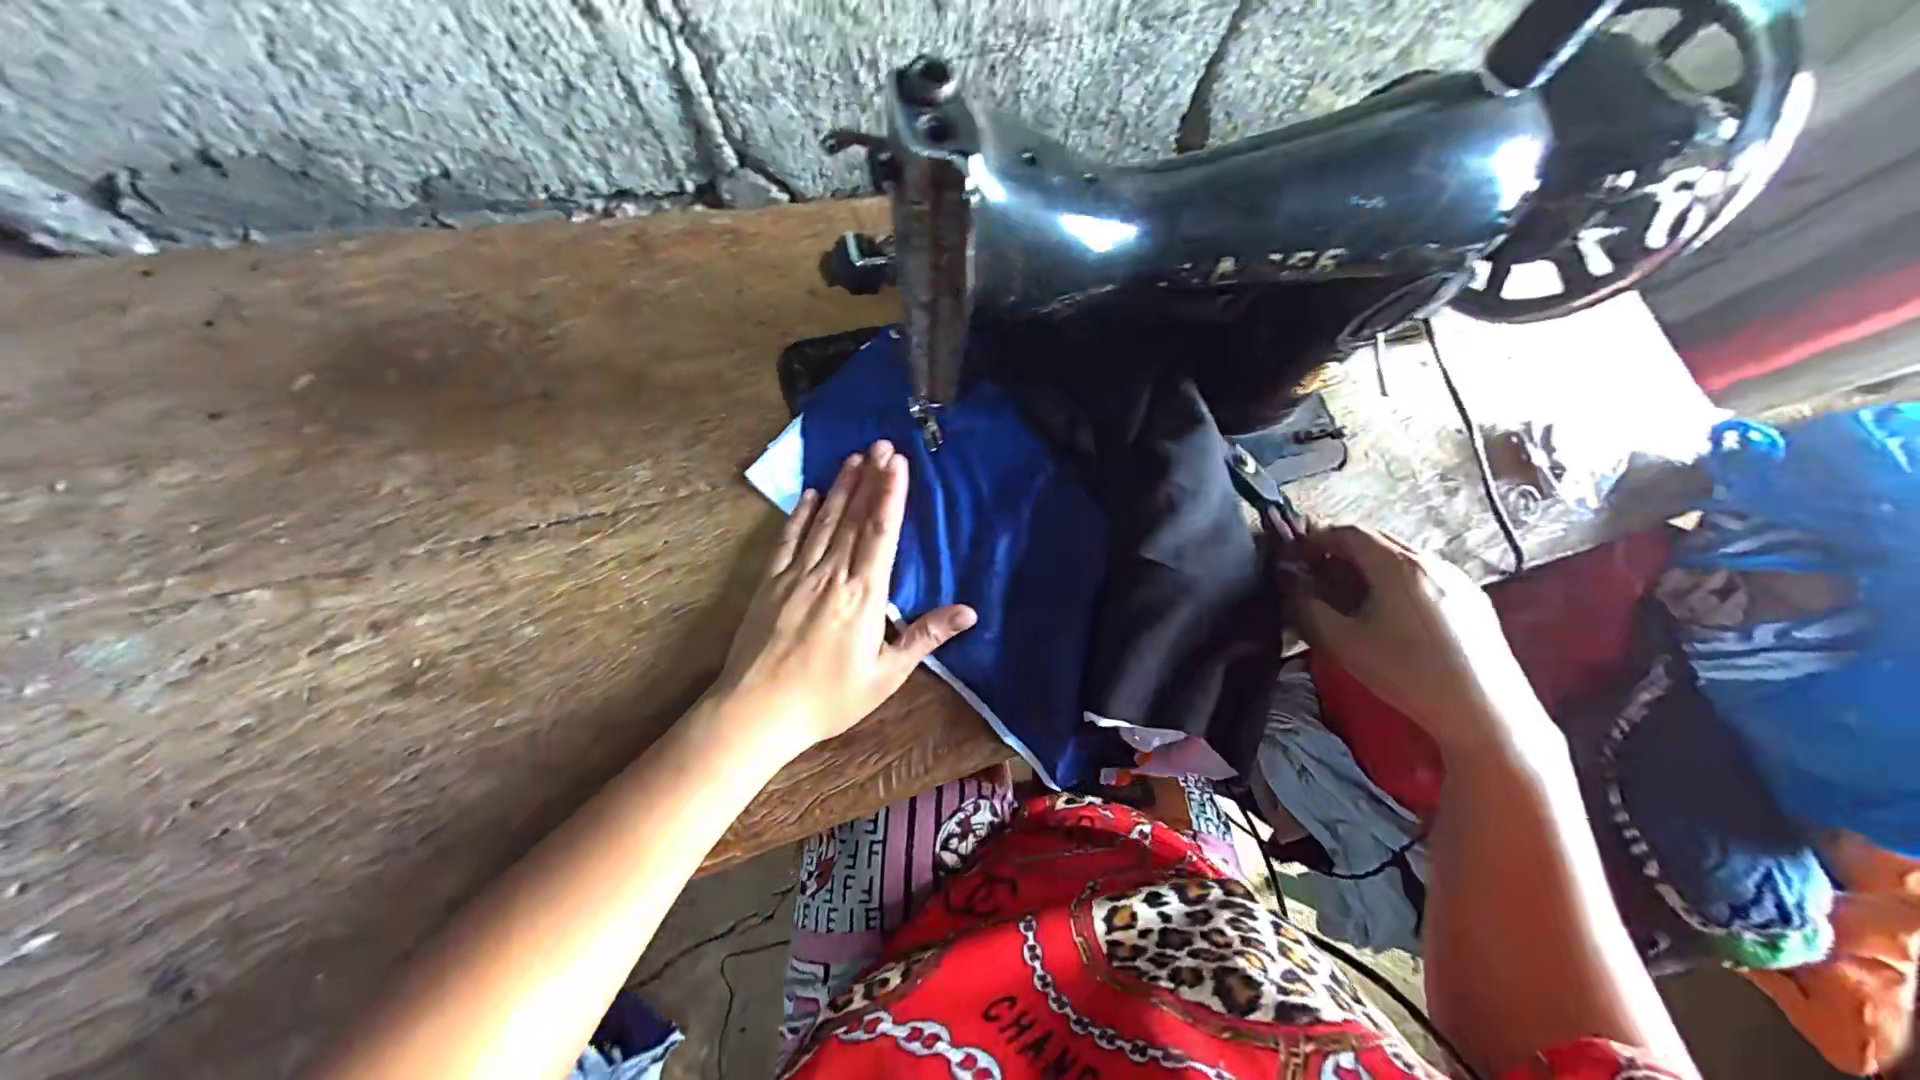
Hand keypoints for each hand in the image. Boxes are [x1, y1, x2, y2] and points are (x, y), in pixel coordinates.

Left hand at [709, 440, 976, 756]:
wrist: (758, 711)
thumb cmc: (829, 698)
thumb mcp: (886, 675)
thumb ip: (925, 637)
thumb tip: (969, 612)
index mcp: (863, 595)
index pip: (880, 533)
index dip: (891, 495)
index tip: (898, 463)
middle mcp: (831, 575)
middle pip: (854, 519)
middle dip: (870, 479)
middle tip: (881, 444)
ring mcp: (796, 575)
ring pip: (824, 522)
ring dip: (841, 488)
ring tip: (854, 457)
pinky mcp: (769, 583)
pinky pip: (788, 540)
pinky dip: (800, 514)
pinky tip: (812, 494)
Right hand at [1293, 526, 1557, 759]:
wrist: (1485, 712)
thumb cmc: (1407, 675)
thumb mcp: (1343, 643)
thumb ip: (1308, 607)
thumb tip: (1291, 584)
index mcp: (1398, 566)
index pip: (1349, 532)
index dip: (1316, 539)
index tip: (1297, 557)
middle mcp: (1431, 562)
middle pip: (1377, 539)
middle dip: (1341, 551)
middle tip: (1317, 574)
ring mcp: (1459, 578)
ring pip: (1403, 556)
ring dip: (1369, 565)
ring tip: (1350, 595)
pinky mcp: (1474, 600)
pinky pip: (1426, 574)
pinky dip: (1397, 580)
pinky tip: (1390, 612)